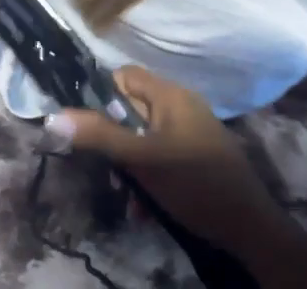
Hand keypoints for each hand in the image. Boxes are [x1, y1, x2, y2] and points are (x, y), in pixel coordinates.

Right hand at [47, 66, 274, 232]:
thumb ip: (98, 136)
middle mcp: (183, 105)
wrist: (252, 230)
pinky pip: (163, 156)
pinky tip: (147, 208)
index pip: (124, 76)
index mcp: (171, 95)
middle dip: (116, 142)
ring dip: (132, 166)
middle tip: (111, 171)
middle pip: (133, 110)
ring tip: (129, 198)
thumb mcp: (140, 160)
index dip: (103, 96)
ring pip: (146, 138)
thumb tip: (54, 116)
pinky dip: (151, 176)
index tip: (93, 128)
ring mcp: (194, 132)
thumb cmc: (194, 183)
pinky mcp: (200, 157)